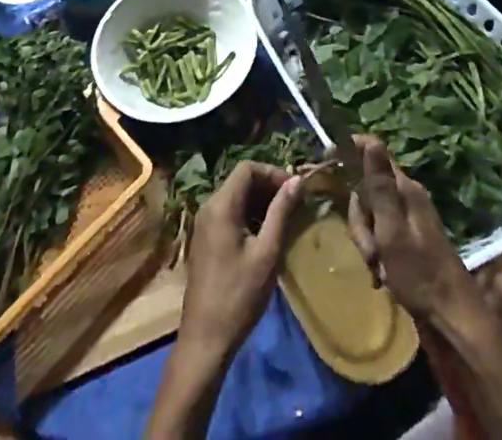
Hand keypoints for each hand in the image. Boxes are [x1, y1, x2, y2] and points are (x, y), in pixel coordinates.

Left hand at [177, 161, 302, 360]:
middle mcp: (209, 206)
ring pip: (236, 197)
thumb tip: (297, 181)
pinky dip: (250, 215)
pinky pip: (229, 213)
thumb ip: (281, 212)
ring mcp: (205, 222)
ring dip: (261, 202)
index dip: (273, 172)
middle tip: (297, 204)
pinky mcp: (206, 237)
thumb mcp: (267, 251)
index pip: (247, 168)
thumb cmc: (240, 293)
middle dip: (269, 186)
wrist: (207, 332)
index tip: (296, 190)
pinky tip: (268, 234)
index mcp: (221, 205)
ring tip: (287, 219)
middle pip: (241, 181)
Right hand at [345, 135, 497, 340]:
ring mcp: (406, 220)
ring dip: (365, 239)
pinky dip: (374, 251)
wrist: (453, 322)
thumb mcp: (392, 230)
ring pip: (368, 214)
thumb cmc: (421, 275)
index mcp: (406, 190)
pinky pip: (377, 234)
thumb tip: (370, 140)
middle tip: (368, 246)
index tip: (327, 158)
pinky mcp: (405, 240)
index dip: (349, 149)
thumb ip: (379, 187)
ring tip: (376, 264)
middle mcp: (406, 198)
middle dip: (358, 217)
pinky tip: (381, 273)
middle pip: (365, 189)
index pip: (373, 151)